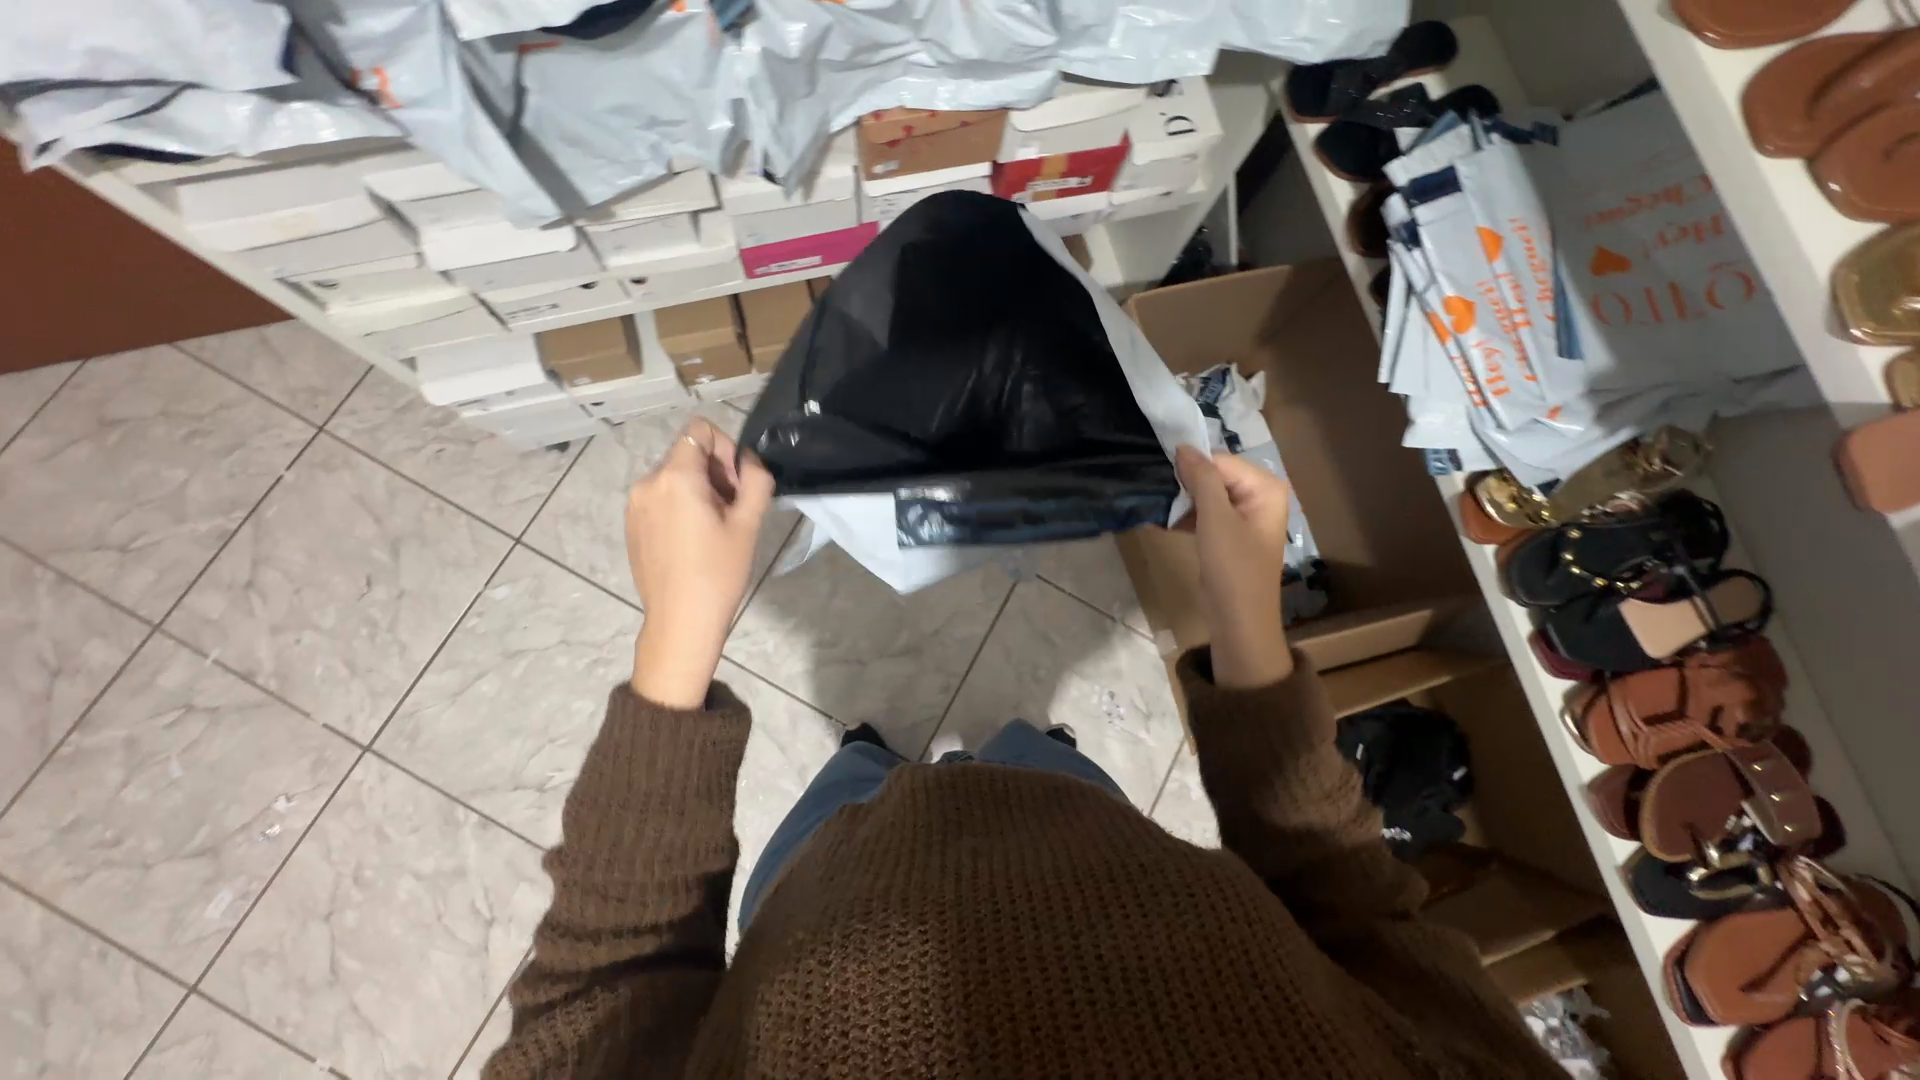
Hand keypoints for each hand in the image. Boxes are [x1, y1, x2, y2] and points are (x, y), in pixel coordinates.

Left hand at [628, 418, 774, 708]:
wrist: (681, 620)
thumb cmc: (719, 571)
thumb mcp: (748, 523)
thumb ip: (756, 479)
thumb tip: (750, 462)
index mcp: (676, 476)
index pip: (699, 431)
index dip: (726, 448)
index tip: (738, 483)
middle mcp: (648, 483)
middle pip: (687, 454)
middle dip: (715, 472)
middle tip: (733, 511)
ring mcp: (635, 505)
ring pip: (674, 478)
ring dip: (699, 491)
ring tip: (715, 529)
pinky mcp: (632, 525)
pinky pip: (661, 499)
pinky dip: (681, 507)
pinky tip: (694, 542)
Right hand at [1175, 446, 1295, 688]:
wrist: (1239, 621)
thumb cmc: (1233, 568)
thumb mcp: (1216, 520)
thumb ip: (1201, 479)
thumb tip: (1183, 446)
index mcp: (1266, 488)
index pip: (1221, 461)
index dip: (1191, 468)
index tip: (1162, 478)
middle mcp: (1260, 496)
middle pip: (1215, 475)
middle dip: (1187, 484)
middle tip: (1159, 494)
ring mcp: (1245, 516)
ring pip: (1207, 495)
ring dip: (1184, 502)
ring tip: (1160, 509)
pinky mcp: (1230, 535)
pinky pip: (1206, 514)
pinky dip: (1188, 517)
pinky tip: (1166, 522)